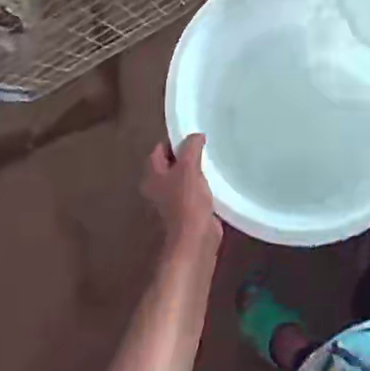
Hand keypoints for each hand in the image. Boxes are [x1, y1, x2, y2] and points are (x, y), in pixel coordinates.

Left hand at [141, 134, 220, 256]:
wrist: (196, 238)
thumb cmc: (187, 200)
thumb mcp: (189, 167)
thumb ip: (192, 147)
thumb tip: (197, 135)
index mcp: (153, 176)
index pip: (159, 150)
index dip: (173, 139)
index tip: (191, 132)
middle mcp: (159, 187)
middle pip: (171, 162)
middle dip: (185, 153)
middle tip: (203, 143)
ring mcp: (173, 199)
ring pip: (184, 176)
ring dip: (195, 168)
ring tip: (211, 156)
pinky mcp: (188, 209)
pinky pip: (195, 189)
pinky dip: (203, 182)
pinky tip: (216, 177)